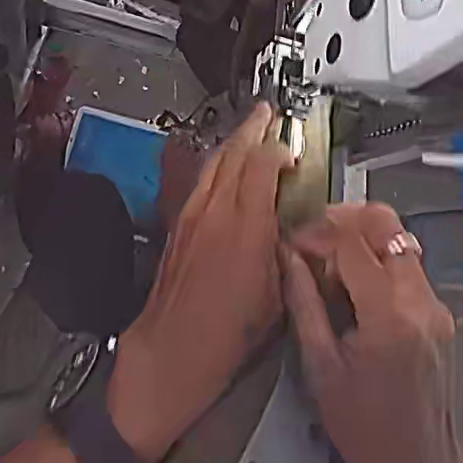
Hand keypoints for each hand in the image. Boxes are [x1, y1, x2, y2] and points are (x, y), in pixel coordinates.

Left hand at [108, 103, 287, 462]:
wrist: (171, 349)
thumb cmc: (223, 335)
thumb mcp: (276, 297)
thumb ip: (285, 254)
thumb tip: (289, 230)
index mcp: (246, 227)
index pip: (262, 165)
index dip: (279, 150)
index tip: (291, 150)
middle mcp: (216, 212)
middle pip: (234, 152)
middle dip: (253, 128)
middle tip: (266, 113)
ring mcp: (193, 214)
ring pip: (214, 161)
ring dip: (233, 141)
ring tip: (248, 129)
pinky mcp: (178, 223)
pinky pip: (201, 178)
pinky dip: (217, 162)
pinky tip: (223, 163)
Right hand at [283, 203, 462, 462]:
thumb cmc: (367, 433)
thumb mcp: (321, 370)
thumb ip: (304, 303)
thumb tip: (288, 256)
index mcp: (390, 315)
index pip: (353, 242)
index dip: (317, 232)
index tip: (293, 242)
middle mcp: (421, 299)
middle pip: (385, 223)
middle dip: (344, 219)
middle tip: (313, 236)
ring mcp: (435, 303)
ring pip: (398, 238)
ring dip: (360, 239)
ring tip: (328, 266)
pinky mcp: (439, 311)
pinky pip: (405, 264)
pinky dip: (376, 260)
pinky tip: (351, 287)